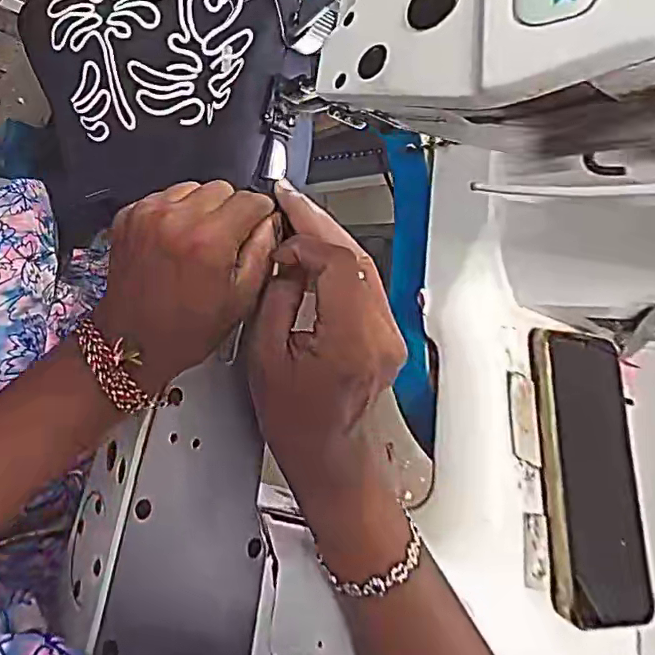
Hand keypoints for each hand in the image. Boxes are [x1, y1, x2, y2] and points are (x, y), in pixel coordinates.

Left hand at [93, 180, 280, 391]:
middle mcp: (176, 220)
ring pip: (193, 188)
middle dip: (230, 210)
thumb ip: (263, 251)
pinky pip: (165, 197)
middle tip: (223, 241)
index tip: (256, 224)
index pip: (251, 199)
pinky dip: (173, 212)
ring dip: (200, 208)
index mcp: (208, 240)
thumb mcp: (241, 299)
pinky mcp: (129, 215)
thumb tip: (272, 221)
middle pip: (222, 188)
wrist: (132, 341)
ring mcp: (148, 214)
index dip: (260, 213)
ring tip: (195, 242)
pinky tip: (173, 241)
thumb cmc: (183, 329)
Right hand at [245, 180, 408, 502]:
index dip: (306, 241)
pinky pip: (364, 279)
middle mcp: (380, 334)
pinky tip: (314, 247)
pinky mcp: (386, 330)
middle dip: (318, 222)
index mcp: (351, 342)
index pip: (339, 264)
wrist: (329, 455)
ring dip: (328, 236)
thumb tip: (286, 262)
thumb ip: (276, 300)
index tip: (279, 242)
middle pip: (355, 256)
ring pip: (363, 262)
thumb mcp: (265, 358)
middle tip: (289, 199)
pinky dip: (337, 257)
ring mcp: (389, 332)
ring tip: (296, 216)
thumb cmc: (296, 422)